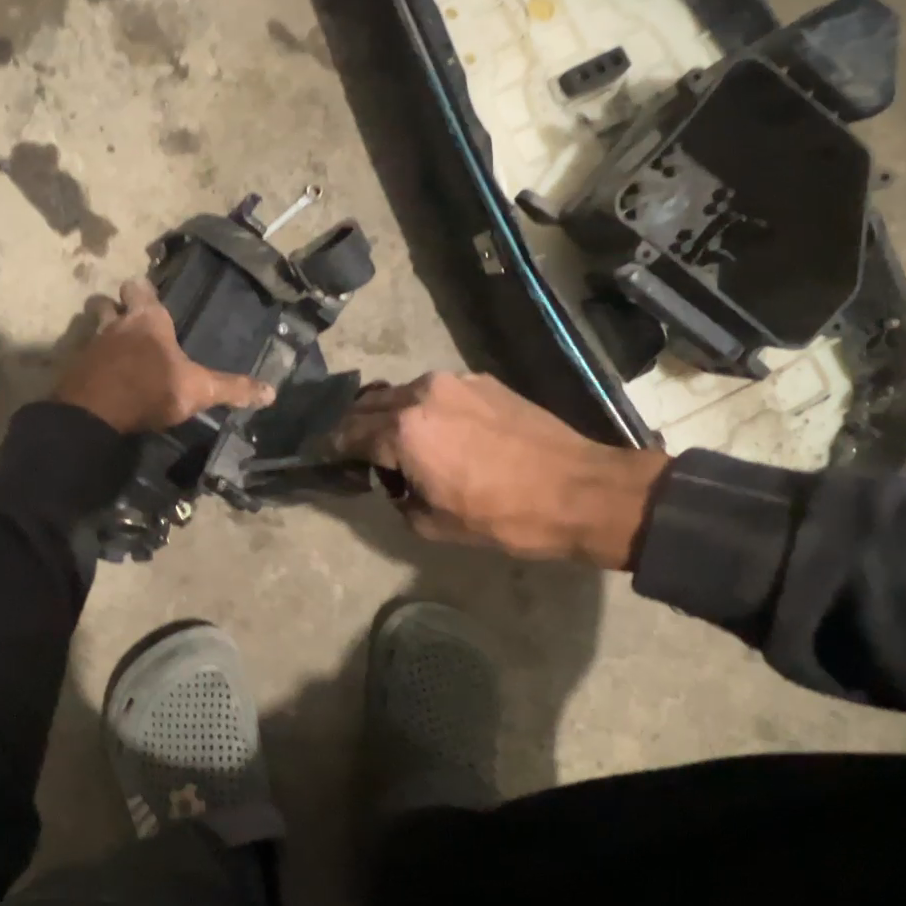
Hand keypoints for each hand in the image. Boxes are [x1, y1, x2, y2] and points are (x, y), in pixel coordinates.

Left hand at [54, 279, 276, 433]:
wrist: (95, 414)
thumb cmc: (151, 390)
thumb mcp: (199, 390)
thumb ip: (232, 389)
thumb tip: (272, 392)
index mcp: (148, 319)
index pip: (140, 287)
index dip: (143, 291)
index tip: (149, 298)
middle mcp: (117, 323)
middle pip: (108, 301)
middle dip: (116, 306)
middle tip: (129, 322)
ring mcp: (91, 344)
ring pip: (93, 325)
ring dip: (102, 331)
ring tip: (116, 348)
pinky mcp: (76, 367)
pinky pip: (84, 354)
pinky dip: (92, 361)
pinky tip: (103, 375)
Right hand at [332, 373, 668, 568]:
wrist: (579, 490)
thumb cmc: (503, 516)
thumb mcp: (433, 524)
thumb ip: (398, 496)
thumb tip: (395, 480)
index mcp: (404, 429)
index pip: (348, 432)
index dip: (331, 448)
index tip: (326, 459)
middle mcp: (421, 393)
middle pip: (368, 404)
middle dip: (355, 427)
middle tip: (358, 453)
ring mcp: (455, 381)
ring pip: (402, 393)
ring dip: (391, 415)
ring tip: (402, 443)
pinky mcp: (483, 381)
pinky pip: (436, 392)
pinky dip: (425, 410)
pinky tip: (442, 434)